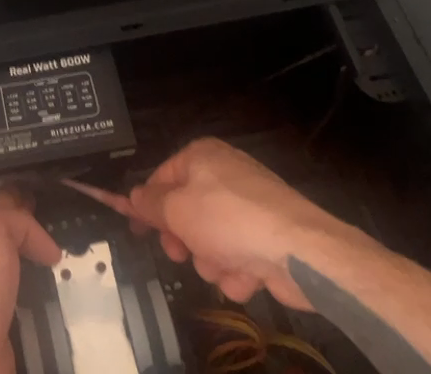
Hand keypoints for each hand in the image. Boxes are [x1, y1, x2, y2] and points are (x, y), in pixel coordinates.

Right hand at [70, 138, 364, 308]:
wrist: (298, 251)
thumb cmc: (229, 220)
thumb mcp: (177, 209)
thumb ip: (149, 204)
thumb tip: (132, 196)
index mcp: (201, 156)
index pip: (161, 179)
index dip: (147, 207)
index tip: (137, 231)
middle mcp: (224, 175)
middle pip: (185, 213)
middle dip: (185, 241)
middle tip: (183, 253)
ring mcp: (248, 207)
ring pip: (209, 241)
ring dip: (211, 261)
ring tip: (226, 264)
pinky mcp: (266, 237)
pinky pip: (236, 256)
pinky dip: (237, 270)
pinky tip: (248, 274)